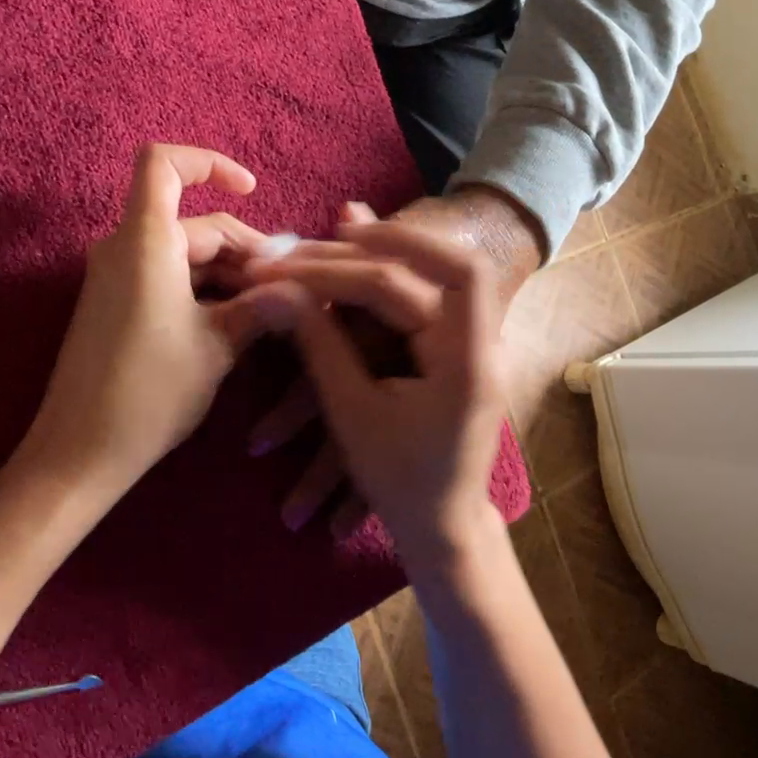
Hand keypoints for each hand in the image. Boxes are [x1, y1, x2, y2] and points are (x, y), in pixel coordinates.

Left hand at [18, 145, 294, 495]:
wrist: (79, 452)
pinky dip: (203, 288)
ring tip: (272, 307)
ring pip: (184, 252)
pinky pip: (166, 276)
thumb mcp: (217, 347)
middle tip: (287, 285)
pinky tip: (239, 319)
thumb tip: (302, 289)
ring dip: (228, 272)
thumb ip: (260, 307)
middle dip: (243, 245)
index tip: (251, 189)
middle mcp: (125, 248)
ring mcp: (117, 277)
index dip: (209, 163)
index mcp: (145, 241)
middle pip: (192, 221)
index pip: (164, 163)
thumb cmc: (149, 391)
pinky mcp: (116, 305)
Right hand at [254, 222, 508, 557]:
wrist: (443, 524)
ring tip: (328, 234)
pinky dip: (388, 272)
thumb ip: (319, 343)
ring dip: (378, 253)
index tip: (311, 251)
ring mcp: (474, 338)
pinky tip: (355, 248)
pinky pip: (425, 292)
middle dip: (364, 248)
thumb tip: (274, 289)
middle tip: (305, 244)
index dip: (364, 256)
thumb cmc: (399, 479)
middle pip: (431, 266)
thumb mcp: (353, 412)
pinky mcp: (456, 342)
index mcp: (467, 360)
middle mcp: (482, 338)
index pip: (417, 283)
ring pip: (430, 274)